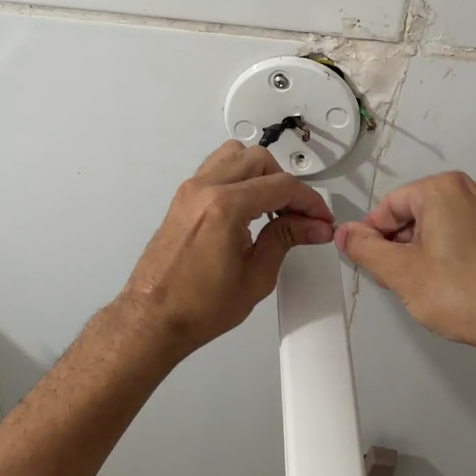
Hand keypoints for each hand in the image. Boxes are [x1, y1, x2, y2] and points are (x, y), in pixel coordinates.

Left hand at [118, 142, 335, 357]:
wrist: (153, 319)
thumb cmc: (199, 307)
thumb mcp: (256, 276)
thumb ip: (286, 240)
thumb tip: (313, 226)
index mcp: (224, 207)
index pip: (281, 186)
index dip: (310, 201)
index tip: (321, 219)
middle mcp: (204, 189)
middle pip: (259, 160)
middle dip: (286, 185)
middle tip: (301, 216)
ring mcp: (189, 191)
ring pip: (235, 156)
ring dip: (261, 174)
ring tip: (275, 208)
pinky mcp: (182, 200)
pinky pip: (216, 170)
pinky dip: (239, 179)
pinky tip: (250, 209)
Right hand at [335, 172, 475, 364]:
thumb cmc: (466, 294)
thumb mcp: (402, 274)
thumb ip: (367, 250)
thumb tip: (345, 233)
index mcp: (444, 189)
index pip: (390, 205)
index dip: (372, 234)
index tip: (368, 262)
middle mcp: (473, 190)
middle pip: (417, 211)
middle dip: (400, 243)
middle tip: (397, 279)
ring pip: (442, 224)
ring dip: (424, 251)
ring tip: (425, 287)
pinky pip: (466, 235)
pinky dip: (450, 255)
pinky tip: (451, 286)